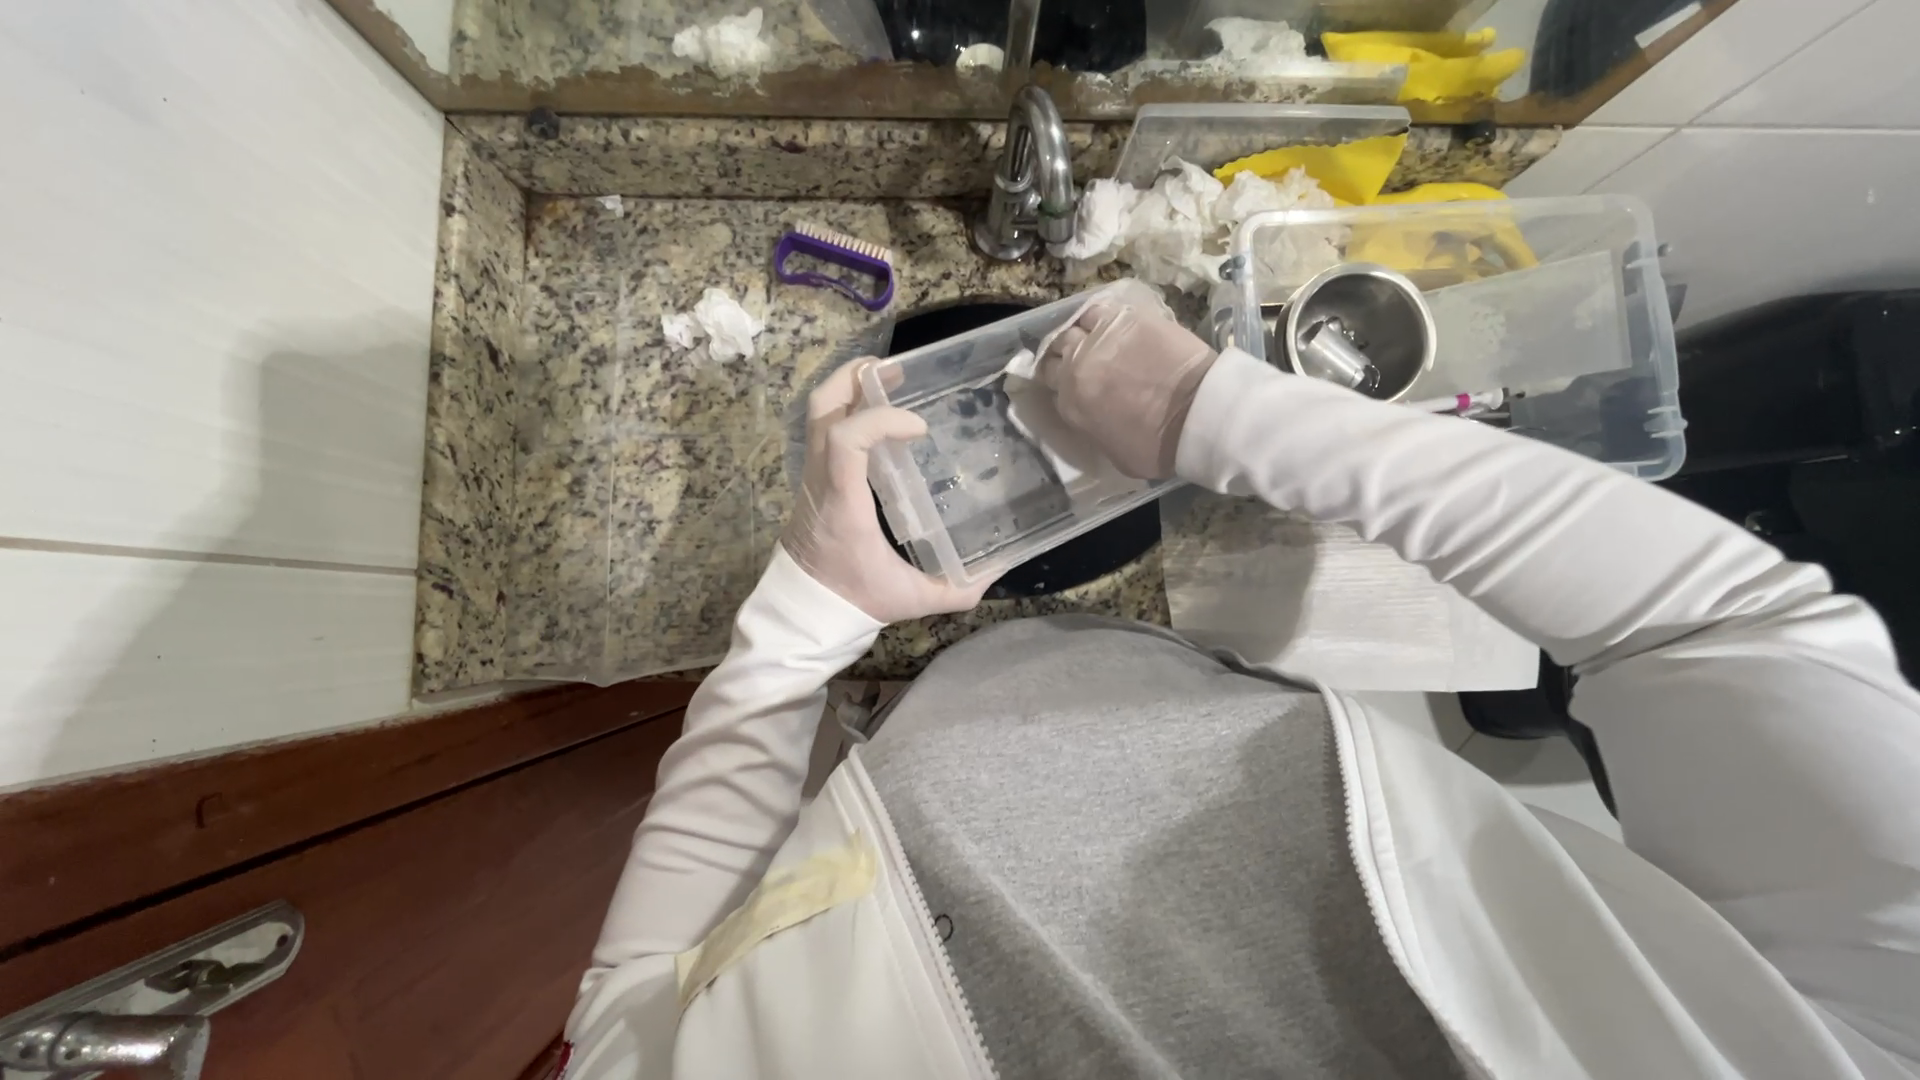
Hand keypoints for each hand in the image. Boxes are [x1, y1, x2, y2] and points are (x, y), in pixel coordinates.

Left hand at [781, 361, 997, 623]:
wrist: (805, 609)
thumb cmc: (856, 598)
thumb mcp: (912, 599)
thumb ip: (957, 589)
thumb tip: (998, 569)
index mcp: (843, 503)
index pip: (846, 440)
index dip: (881, 420)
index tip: (919, 427)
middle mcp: (821, 479)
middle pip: (822, 408)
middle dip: (856, 378)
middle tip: (895, 371)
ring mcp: (811, 474)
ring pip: (816, 412)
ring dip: (848, 386)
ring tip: (886, 377)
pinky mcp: (812, 477)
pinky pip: (821, 427)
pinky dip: (846, 407)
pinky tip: (877, 411)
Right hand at [1040, 295, 1217, 479]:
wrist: (1197, 415)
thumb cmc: (1157, 447)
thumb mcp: (1113, 454)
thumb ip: (1092, 428)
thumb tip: (1092, 414)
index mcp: (1070, 404)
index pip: (1051, 385)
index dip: (1060, 382)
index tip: (1072, 383)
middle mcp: (1075, 366)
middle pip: (1056, 350)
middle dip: (1063, 354)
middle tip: (1079, 358)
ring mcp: (1100, 338)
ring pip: (1073, 325)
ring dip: (1078, 331)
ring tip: (1092, 337)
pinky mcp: (1127, 318)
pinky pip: (1100, 309)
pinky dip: (1099, 315)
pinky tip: (1108, 322)